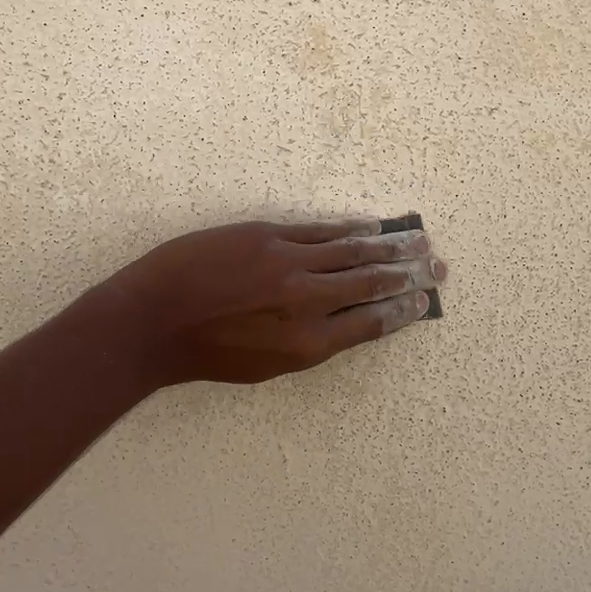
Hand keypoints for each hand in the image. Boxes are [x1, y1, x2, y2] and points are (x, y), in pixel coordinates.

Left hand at [89, 217, 446, 385]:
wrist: (152, 320)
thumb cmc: (205, 354)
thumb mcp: (266, 365)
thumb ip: (310, 343)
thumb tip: (344, 321)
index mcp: (308, 344)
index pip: (371, 323)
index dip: (403, 310)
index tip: (425, 300)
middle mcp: (307, 301)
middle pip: (372, 282)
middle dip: (409, 273)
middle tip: (439, 264)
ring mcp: (288, 263)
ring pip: (352, 250)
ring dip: (389, 245)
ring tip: (417, 240)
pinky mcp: (266, 235)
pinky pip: (319, 231)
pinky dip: (347, 228)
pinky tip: (367, 226)